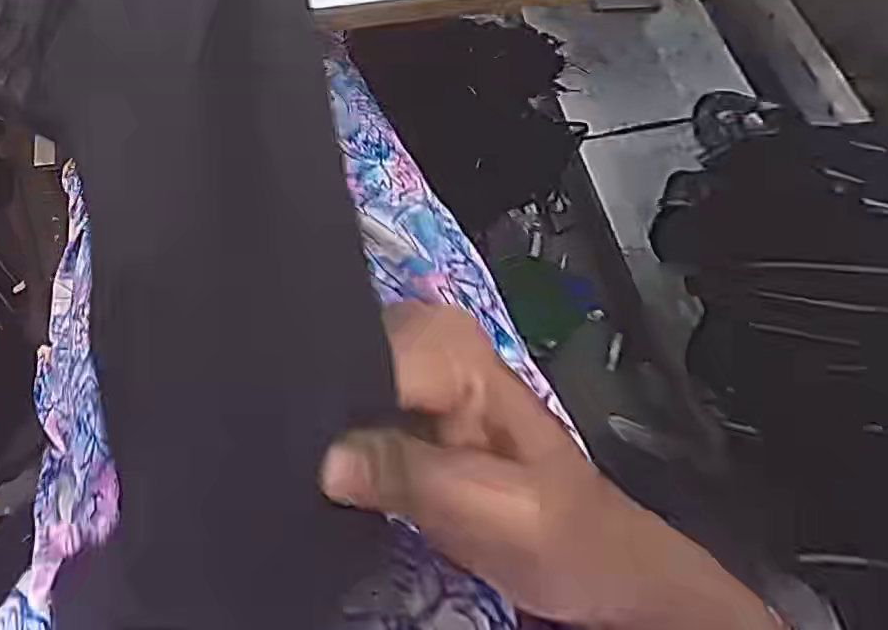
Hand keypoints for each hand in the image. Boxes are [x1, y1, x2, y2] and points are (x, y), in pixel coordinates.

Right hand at [321, 303, 775, 629]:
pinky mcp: (397, 389)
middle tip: (299, 453)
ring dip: (321, 418)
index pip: (362, 350)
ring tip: (308, 457)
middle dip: (318, 402)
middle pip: (342, 352)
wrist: (588, 554)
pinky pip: (345, 392)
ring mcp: (409, 358)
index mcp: (449, 343)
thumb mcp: (491, 508)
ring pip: (337, 371)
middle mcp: (423, 332)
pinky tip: (322, 452)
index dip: (332, 397)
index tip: (302, 441)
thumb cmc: (555, 531)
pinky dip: (331, 425)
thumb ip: (411, 473)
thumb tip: (325, 458)